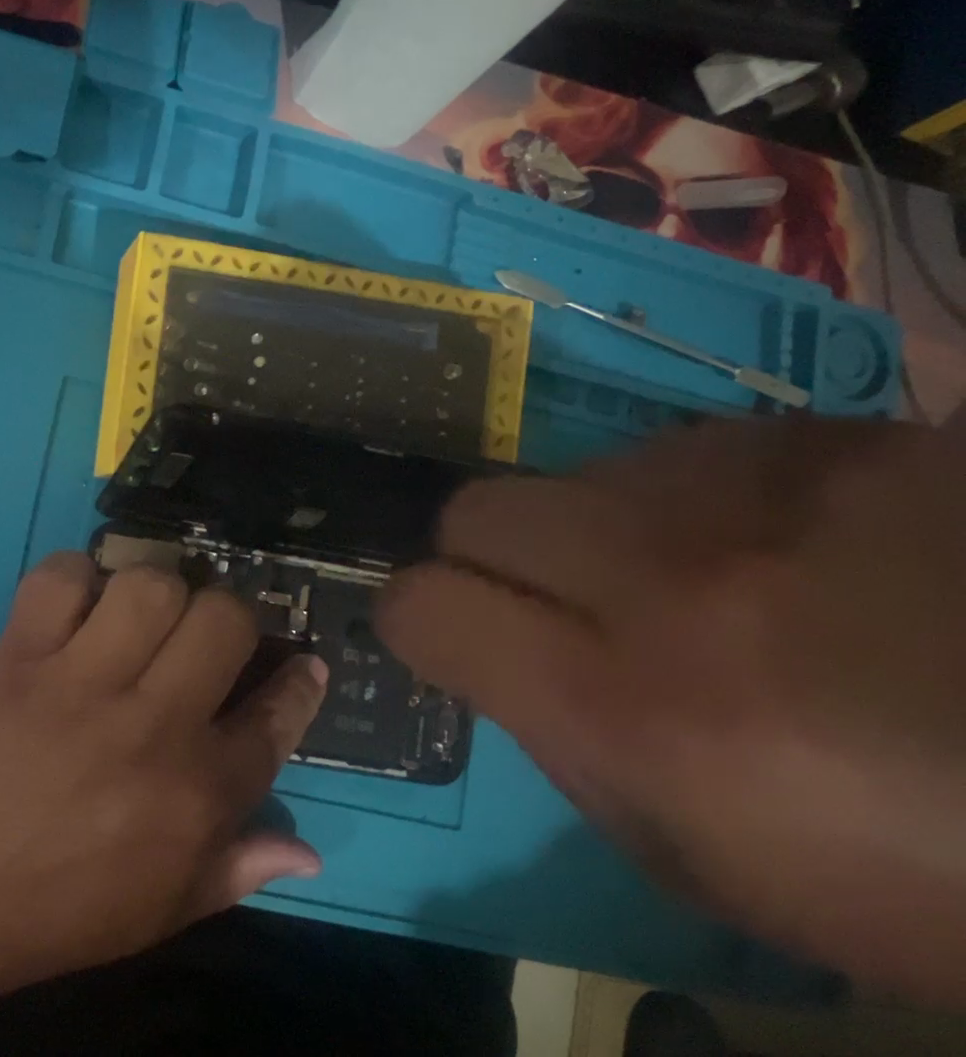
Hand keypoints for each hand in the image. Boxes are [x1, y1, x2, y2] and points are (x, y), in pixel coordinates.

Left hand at [0, 553, 328, 994]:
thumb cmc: (60, 911)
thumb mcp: (165, 911)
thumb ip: (240, 870)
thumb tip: (308, 852)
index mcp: (201, 793)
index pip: (277, 713)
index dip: (297, 679)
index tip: (297, 661)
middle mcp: (153, 725)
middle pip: (222, 621)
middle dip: (226, 617)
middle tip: (198, 637)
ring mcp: (81, 684)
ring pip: (150, 587)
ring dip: (154, 591)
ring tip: (135, 617)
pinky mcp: (17, 659)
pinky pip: (58, 580)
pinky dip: (72, 578)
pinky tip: (71, 608)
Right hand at [378, 413, 965, 1004]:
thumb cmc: (900, 873)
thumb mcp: (689, 857)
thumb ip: (559, 741)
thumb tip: (494, 654)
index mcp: (625, 707)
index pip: (423, 605)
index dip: (416, 623)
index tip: (452, 640)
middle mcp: (676, 582)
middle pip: (475, 510)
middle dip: (483, 558)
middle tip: (548, 600)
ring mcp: (771, 495)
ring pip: (577, 469)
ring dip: (595, 525)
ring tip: (684, 576)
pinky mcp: (860, 442)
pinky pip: (692, 447)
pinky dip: (692, 497)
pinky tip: (769, 545)